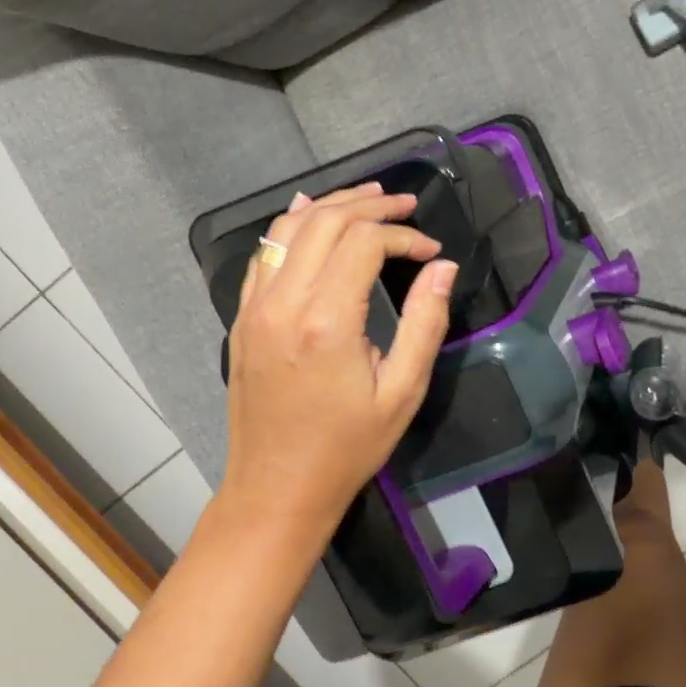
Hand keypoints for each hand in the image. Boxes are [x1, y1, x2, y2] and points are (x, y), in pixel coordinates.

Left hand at [220, 184, 458, 537]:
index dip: (403, 235)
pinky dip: (292, 226)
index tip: (431, 251)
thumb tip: (442, 266)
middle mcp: (283, 304)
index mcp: (326, 322)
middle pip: (324, 223)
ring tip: (369, 198)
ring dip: (330, 205)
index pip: (363, 243)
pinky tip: (311, 214)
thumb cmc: (348, 446)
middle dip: (370, 205)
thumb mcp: (403, 390)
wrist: (277, 489)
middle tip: (407, 203)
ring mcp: (254, 309)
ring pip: (288, 230)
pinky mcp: (242, 318)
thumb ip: (426, 322)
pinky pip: (264, 255)